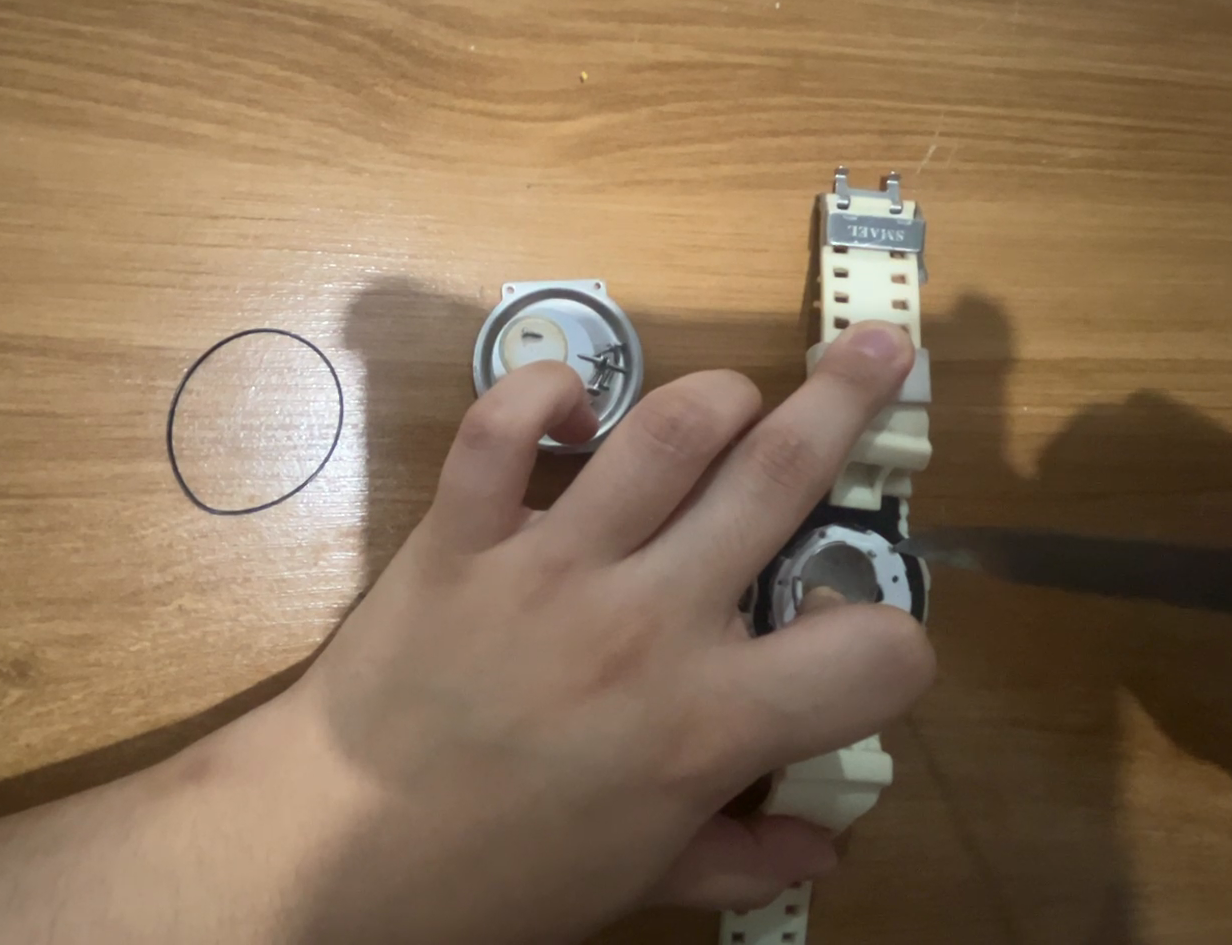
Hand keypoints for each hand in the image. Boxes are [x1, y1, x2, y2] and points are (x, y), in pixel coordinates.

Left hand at [276, 320, 936, 941]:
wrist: (336, 848)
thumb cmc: (493, 878)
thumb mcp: (637, 881)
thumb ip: (740, 857)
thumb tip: (826, 843)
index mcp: (705, 724)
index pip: (872, 654)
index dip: (895, 643)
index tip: (861, 637)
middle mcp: (644, 623)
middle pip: (776, 479)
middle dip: (846, 404)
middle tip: (878, 352)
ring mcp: (549, 565)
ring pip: (662, 432)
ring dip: (717, 393)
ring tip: (736, 393)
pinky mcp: (462, 534)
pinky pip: (500, 427)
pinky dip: (540, 392)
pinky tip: (572, 409)